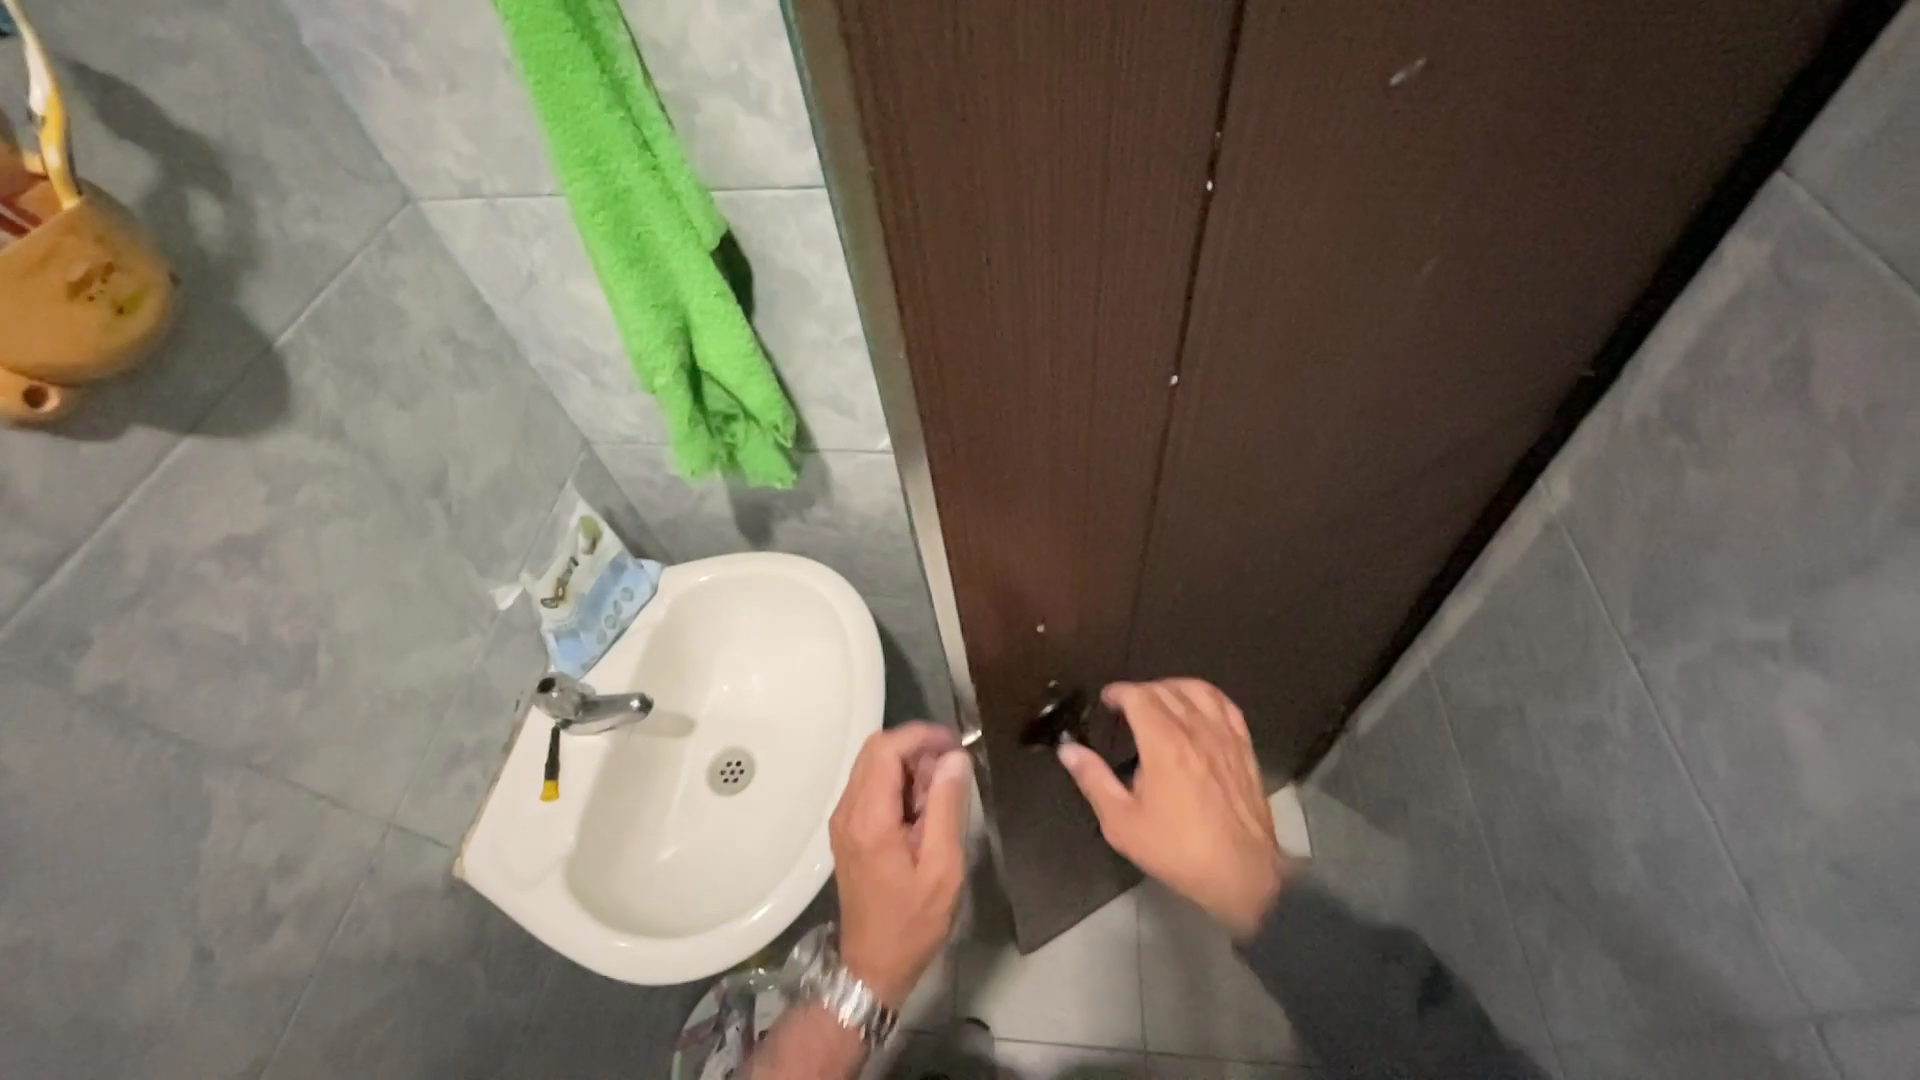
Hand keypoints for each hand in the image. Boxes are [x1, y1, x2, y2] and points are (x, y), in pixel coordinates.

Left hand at [829, 723, 971, 1006]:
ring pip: (872, 766)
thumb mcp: (942, 866)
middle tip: (951, 769)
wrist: (873, 966)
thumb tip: (954, 758)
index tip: (954, 744)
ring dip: (908, 766)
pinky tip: (922, 809)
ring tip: (941, 792)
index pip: (885, 749)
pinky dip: (898, 783)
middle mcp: (847, 810)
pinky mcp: (847, 830)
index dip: (920, 735)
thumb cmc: (912, 921)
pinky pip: (871, 787)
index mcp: (869, 818)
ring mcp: (843, 820)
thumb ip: (947, 806)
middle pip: (875, 750)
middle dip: (916, 747)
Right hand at [1059, 679, 1293, 939]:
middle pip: (1165, 690)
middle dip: (1140, 691)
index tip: (1106, 700)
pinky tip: (1197, 708)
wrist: (1241, 872)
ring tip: (1158, 701)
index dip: (1119, 692)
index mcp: (1162, 743)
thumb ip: (1093, 780)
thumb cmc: (1176, 848)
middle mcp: (1194, 729)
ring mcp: (1224, 735)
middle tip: (1125, 707)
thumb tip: (1067, 749)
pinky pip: (1226, 705)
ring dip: (1172, 688)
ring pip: (1197, 690)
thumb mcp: (1121, 822)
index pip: (1138, 696)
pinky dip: (1206, 697)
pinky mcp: (1244, 747)